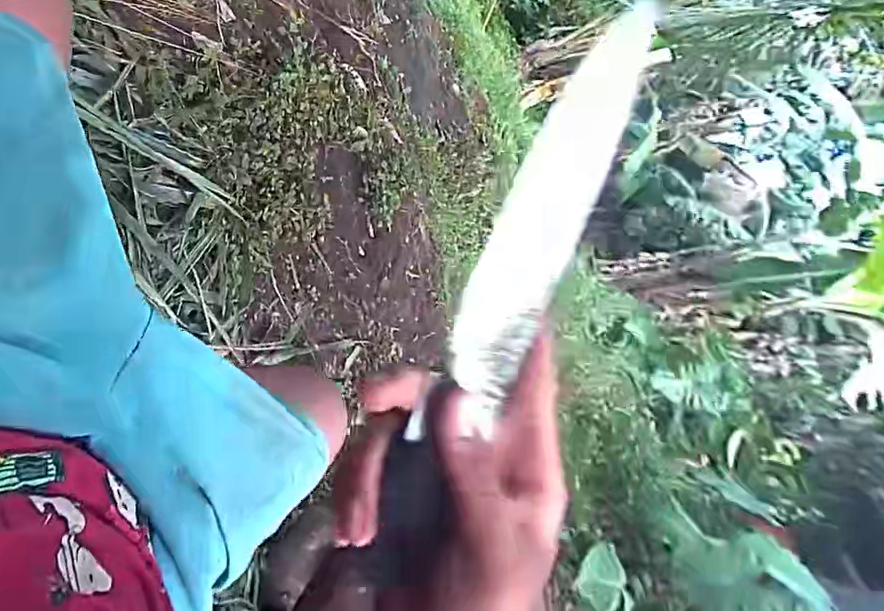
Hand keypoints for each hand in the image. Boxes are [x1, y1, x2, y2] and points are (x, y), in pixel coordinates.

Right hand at [331, 332, 566, 610]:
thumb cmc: (482, 608)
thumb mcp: (489, 549)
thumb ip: (473, 474)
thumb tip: (454, 394)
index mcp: (521, 466)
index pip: (529, 390)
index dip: (525, 344)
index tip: (515, 303)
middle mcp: (476, 452)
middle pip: (441, 389)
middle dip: (402, 391)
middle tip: (372, 399)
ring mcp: (434, 465)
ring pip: (395, 423)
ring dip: (367, 470)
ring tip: (360, 524)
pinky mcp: (396, 483)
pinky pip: (367, 458)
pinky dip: (353, 491)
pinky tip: (354, 532)